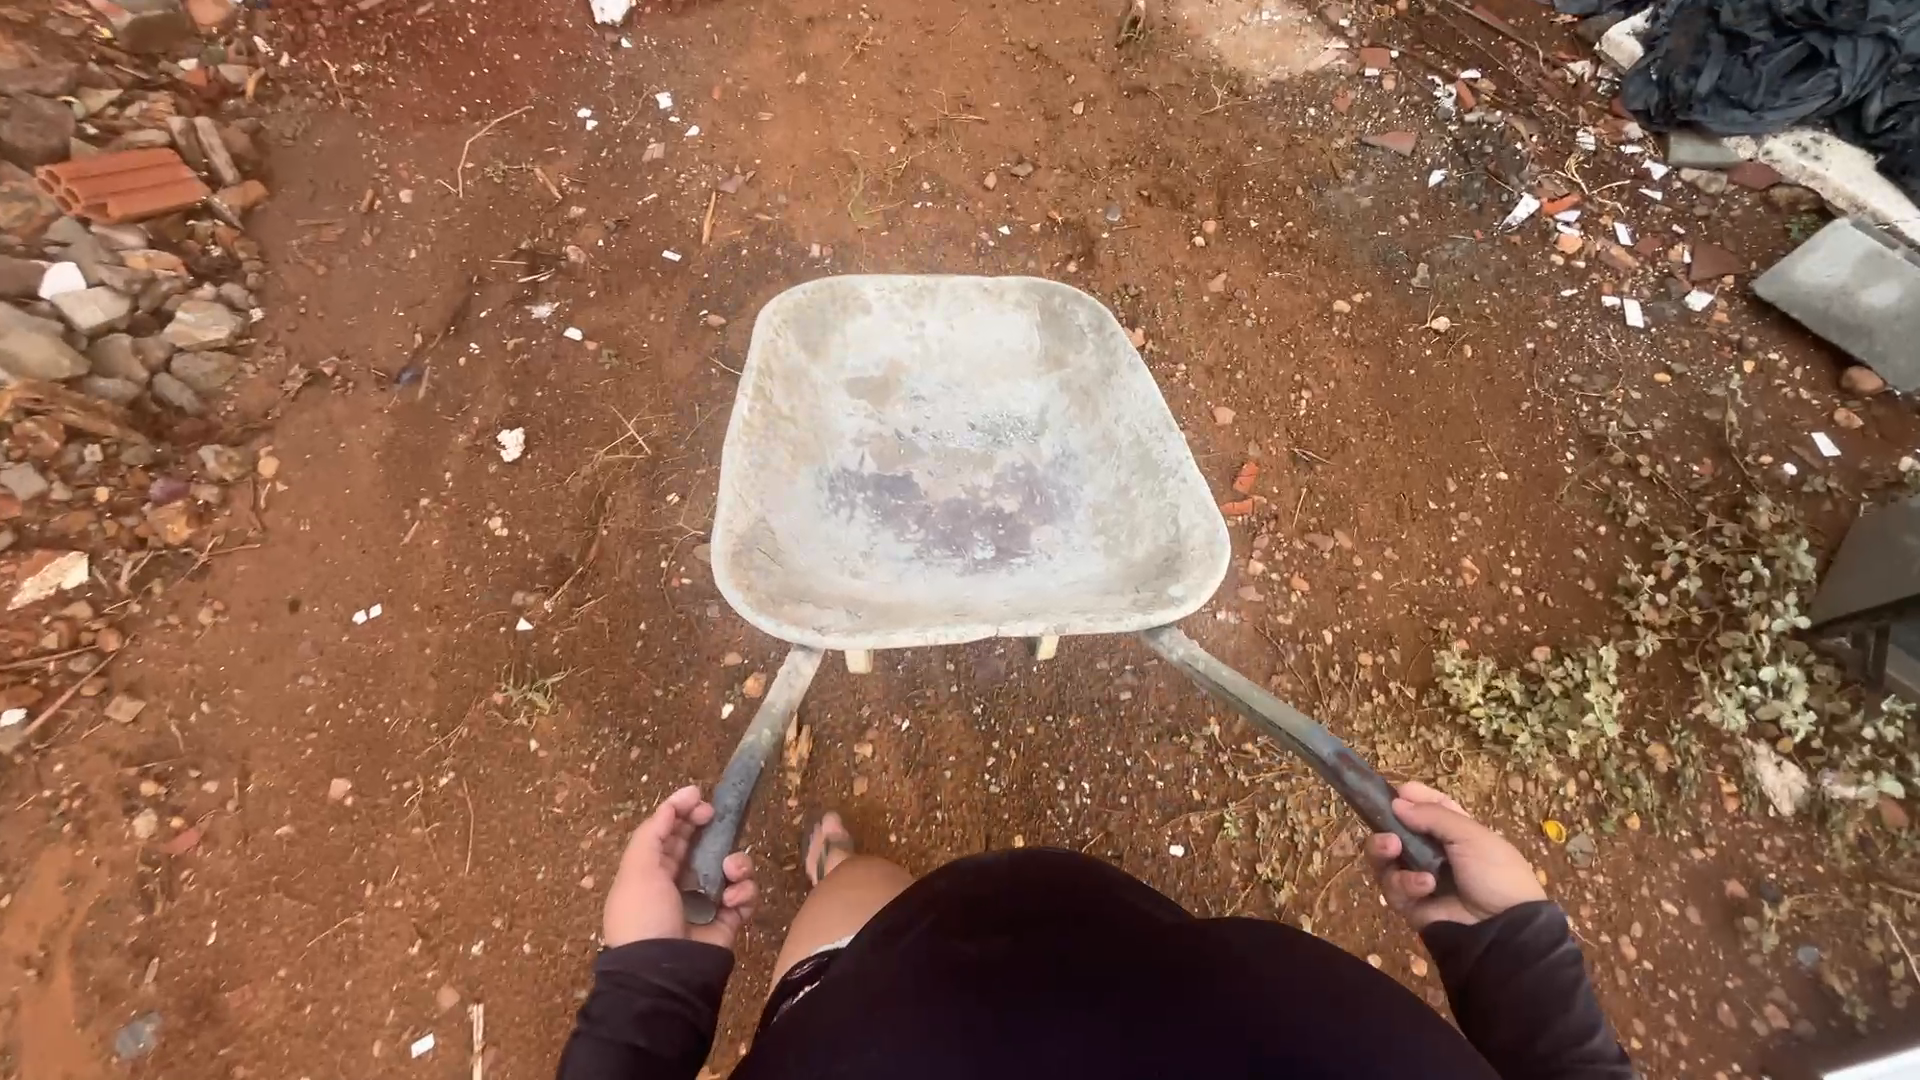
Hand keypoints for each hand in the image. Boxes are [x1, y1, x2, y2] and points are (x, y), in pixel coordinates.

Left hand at [602, 785, 757, 949]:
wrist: (663, 974)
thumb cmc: (644, 916)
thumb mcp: (637, 869)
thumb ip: (655, 830)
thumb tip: (679, 799)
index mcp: (651, 873)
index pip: (671, 833)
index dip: (684, 812)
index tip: (700, 798)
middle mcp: (679, 884)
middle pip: (703, 844)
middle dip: (712, 829)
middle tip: (717, 818)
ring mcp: (706, 901)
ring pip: (730, 866)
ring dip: (736, 862)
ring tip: (731, 871)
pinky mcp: (729, 919)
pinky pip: (745, 894)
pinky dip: (744, 891)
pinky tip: (733, 897)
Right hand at [1367, 781, 1545, 929]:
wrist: (1505, 930)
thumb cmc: (1496, 874)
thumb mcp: (1472, 836)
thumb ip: (1432, 815)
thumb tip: (1396, 802)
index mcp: (1456, 833)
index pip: (1430, 806)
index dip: (1414, 797)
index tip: (1398, 792)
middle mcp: (1433, 852)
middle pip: (1396, 828)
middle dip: (1385, 823)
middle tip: (1385, 823)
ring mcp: (1418, 876)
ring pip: (1384, 856)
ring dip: (1383, 849)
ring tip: (1392, 848)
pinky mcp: (1408, 901)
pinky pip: (1393, 885)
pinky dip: (1406, 882)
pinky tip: (1425, 885)